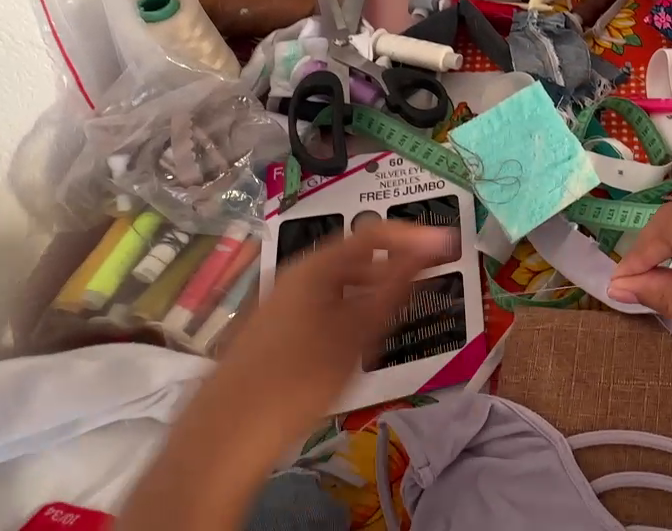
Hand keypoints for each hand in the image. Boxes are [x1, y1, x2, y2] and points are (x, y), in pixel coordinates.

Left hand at [207, 221, 457, 436]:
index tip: (447, 248)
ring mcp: (280, 302)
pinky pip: (322, 306)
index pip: (375, 233)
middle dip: (393, 269)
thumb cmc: (301, 377)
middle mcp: (296, 275)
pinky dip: (348, 314)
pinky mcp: (272, 331)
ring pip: (339, 286)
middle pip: (355, 258)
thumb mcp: (360, 328)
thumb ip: (400, 281)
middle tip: (424, 287)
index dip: (413, 236)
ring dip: (371, 295)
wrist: (224, 438)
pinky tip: (356, 347)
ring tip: (393, 323)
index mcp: (317, 265)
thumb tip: (437, 242)